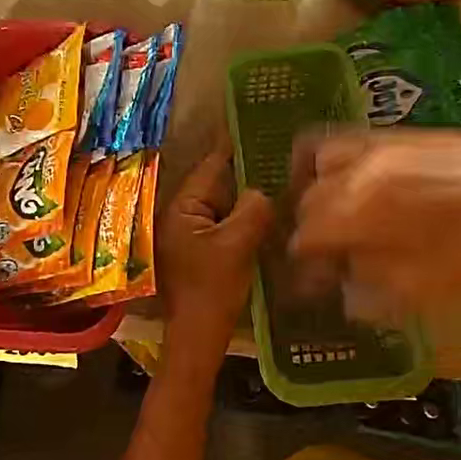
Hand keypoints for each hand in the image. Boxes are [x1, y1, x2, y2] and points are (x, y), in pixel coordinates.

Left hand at [157, 143, 272, 338]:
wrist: (198, 335)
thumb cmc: (212, 289)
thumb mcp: (237, 245)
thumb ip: (252, 209)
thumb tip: (262, 191)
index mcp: (182, 208)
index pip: (211, 167)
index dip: (234, 146)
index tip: (255, 124)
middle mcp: (180, 215)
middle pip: (218, 185)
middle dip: (245, 173)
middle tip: (280, 156)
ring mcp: (189, 234)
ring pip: (223, 206)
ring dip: (245, 198)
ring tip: (280, 182)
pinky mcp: (200, 251)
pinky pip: (224, 225)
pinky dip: (242, 220)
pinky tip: (265, 217)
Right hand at [290, 130, 460, 310]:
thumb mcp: (421, 287)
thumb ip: (364, 283)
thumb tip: (336, 285)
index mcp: (363, 208)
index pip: (305, 233)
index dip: (302, 262)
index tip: (310, 282)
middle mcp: (364, 167)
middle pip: (309, 196)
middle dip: (308, 228)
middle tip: (325, 255)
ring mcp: (387, 144)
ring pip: (321, 157)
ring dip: (317, 186)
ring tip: (333, 212)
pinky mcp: (410, 135)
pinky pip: (355, 141)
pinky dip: (342, 164)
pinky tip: (362, 188)